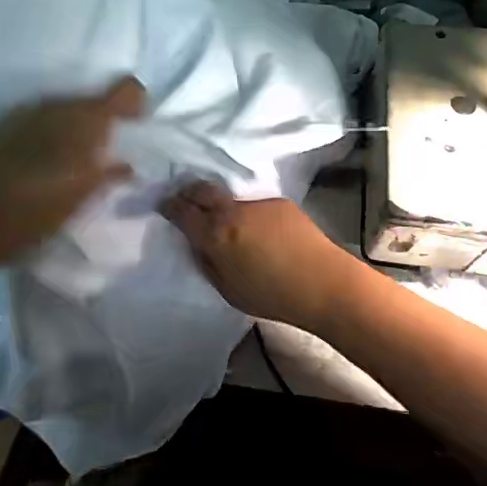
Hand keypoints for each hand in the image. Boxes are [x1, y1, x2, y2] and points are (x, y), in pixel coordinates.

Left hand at [0, 77, 143, 272]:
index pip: (125, 90)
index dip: (137, 105)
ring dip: (82, 131)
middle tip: (111, 157)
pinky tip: (52, 166)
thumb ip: (108, 175)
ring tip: (82, 166)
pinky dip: (58, 137)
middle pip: (96, 100)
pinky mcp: (4, 128)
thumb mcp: (78, 201)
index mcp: (81, 121)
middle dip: (109, 123)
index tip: (137, 130)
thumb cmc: (27, 216)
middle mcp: (54, 107)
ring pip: (69, 111)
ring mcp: (25, 115)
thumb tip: (128, 163)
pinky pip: (46, 121)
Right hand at [159, 181, 373, 330]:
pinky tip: (260, 231)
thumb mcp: (226, 289)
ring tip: (229, 224)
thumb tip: (198, 244)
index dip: (170, 206)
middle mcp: (233, 211)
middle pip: (203, 190)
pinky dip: (251, 215)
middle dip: (190, 192)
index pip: (183, 211)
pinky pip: (256, 205)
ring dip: (224, 206)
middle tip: (185, 200)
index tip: (165, 206)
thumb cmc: (271, 295)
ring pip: (232, 199)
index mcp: (215, 234)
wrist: (321, 281)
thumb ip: (207, 262)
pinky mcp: (281, 203)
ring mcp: (259, 203)